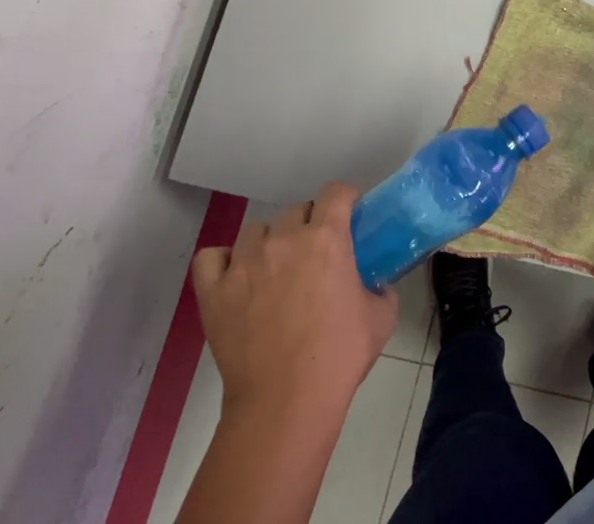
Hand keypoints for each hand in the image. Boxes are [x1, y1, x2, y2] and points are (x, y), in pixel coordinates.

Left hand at [191, 183, 398, 419]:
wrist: (286, 400)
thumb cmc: (340, 356)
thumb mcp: (382, 317)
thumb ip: (381, 288)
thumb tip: (375, 283)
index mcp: (327, 239)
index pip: (336, 193)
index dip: (346, 200)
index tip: (351, 216)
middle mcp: (283, 240)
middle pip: (297, 210)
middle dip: (310, 225)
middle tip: (318, 256)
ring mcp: (243, 264)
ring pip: (256, 231)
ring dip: (270, 243)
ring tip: (276, 271)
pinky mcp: (213, 291)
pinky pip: (211, 257)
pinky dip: (224, 262)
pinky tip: (237, 278)